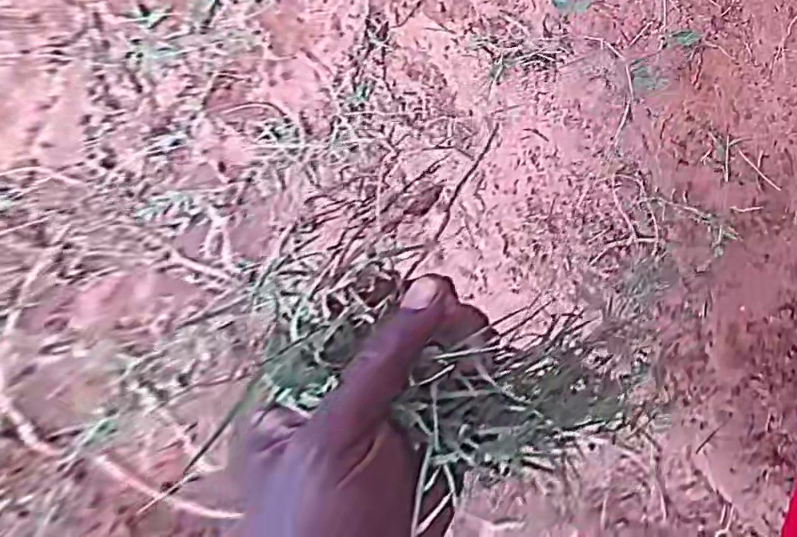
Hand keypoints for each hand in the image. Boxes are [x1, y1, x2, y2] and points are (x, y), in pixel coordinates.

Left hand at [235, 276, 486, 536]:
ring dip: (471, 346)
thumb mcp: (336, 435)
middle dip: (444, 322)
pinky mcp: (445, 421)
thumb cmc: (314, 526)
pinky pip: (473, 379)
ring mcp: (405, 405)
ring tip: (476, 364)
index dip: (391, 295)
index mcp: (307, 389)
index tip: (431, 291)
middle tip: (461, 334)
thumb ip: (384, 358)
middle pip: (412, 324)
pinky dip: (488, 372)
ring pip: (450, 346)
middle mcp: (358, 388)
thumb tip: (433, 284)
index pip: (350, 316)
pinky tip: (489, 375)